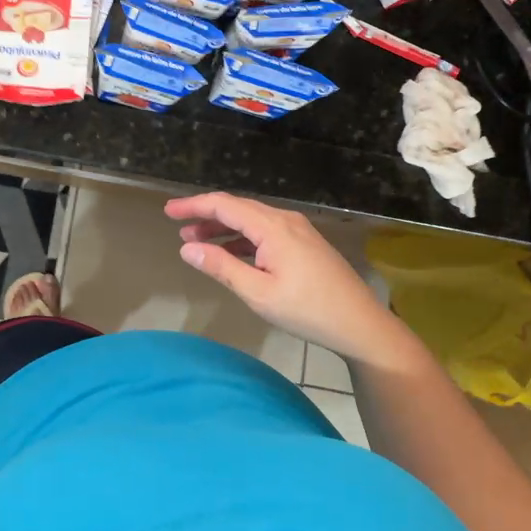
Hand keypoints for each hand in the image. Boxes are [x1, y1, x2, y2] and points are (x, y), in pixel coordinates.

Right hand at [165, 192, 420, 366]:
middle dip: (206, 215)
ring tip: (197, 241)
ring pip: (252, 220)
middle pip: (238, 208)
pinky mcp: (305, 244)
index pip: (224, 205)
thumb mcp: (258, 293)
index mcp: (272, 227)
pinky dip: (242, 238)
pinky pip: (265, 231)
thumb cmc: (308, 310)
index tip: (168, 211)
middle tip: (178, 226)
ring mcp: (298, 231)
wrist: (362, 325)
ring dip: (223, 228)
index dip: (194, 205)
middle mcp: (285, 220)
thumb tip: (187, 248)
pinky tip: (231, 254)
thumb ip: (221, 267)